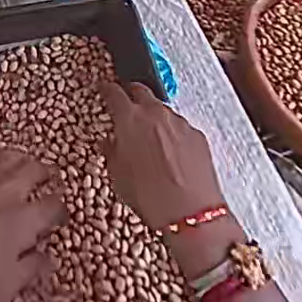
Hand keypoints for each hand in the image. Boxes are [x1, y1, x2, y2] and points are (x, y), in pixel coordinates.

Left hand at [0, 141, 66, 301]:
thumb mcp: (9, 286)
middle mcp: (2, 195)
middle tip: (48, 187)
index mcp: (20, 222)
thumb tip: (46, 254)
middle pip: (35, 170)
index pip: (53, 204)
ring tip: (27, 171)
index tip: (58, 218)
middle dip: (47, 178)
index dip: (60, 211)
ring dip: (24, 162)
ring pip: (10, 155)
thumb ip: (34, 265)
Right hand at [101, 82, 223, 231]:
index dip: (106, 88)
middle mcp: (155, 113)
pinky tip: (169, 151)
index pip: (114, 92)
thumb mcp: (117, 174)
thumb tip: (109, 144)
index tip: (104, 88)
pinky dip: (172, 132)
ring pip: (162, 109)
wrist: (190, 212)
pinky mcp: (197, 135)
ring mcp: (178, 122)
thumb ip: (111, 151)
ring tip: (148, 136)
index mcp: (129, 118)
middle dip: (131, 94)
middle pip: (140, 91)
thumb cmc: (150, 196)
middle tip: (125, 103)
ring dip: (153, 116)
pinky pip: (180, 126)